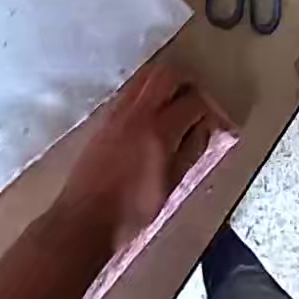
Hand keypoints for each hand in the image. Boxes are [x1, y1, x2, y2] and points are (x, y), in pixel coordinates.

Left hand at [54, 64, 232, 252]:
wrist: (82, 222)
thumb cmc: (133, 211)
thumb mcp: (173, 184)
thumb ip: (193, 150)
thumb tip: (206, 129)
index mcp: (160, 132)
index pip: (194, 102)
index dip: (211, 110)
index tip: (216, 122)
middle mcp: (138, 115)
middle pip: (167, 75)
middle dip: (187, 83)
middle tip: (196, 101)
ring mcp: (117, 115)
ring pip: (145, 77)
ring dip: (164, 83)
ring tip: (174, 103)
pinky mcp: (104, 121)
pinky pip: (130, 92)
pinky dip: (145, 93)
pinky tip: (151, 115)